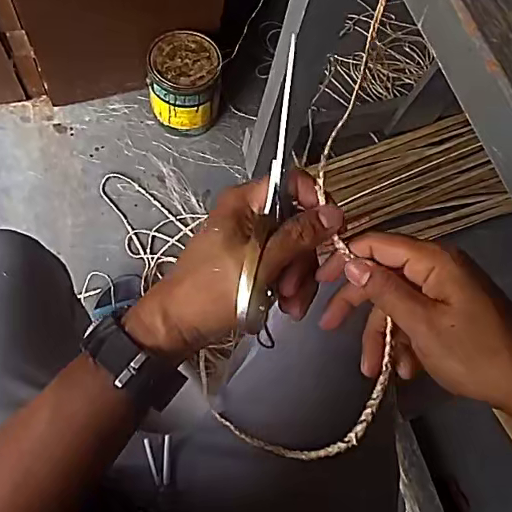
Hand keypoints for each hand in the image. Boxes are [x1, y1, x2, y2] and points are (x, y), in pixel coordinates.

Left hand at [123, 170, 341, 360]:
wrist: (178, 328)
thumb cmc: (209, 293)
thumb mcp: (261, 262)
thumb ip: (299, 236)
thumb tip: (332, 213)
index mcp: (245, 202)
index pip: (292, 183)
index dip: (315, 202)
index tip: (328, 228)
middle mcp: (250, 215)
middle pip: (299, 221)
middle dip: (304, 256)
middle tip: (295, 282)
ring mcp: (254, 239)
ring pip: (296, 248)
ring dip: (299, 277)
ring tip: (289, 301)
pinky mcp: (255, 261)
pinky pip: (286, 265)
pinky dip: (290, 285)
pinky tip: (287, 305)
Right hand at [315, 232, 511, 410]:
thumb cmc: (475, 353)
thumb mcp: (422, 324)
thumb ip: (385, 291)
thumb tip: (352, 262)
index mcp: (434, 260)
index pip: (379, 244)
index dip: (346, 258)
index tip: (319, 279)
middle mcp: (440, 267)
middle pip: (386, 274)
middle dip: (360, 305)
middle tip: (330, 327)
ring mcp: (447, 289)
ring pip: (400, 302)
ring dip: (384, 335)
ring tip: (374, 370)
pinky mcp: (453, 309)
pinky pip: (419, 316)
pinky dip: (407, 341)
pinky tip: (406, 370)